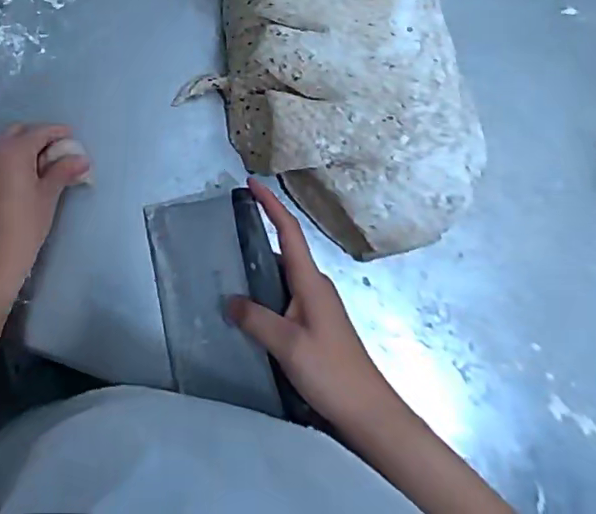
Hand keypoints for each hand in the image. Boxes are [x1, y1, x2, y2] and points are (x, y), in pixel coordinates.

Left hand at [0, 123, 92, 306]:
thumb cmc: (25, 224)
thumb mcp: (48, 194)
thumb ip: (64, 170)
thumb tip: (82, 159)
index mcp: (13, 150)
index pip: (40, 131)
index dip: (58, 132)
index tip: (72, 137)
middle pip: (20, 132)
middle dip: (39, 136)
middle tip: (58, 150)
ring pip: (6, 143)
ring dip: (24, 145)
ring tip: (45, 163)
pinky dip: (12, 157)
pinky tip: (26, 174)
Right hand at [227, 177, 404, 431]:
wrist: (369, 412)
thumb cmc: (331, 371)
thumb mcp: (288, 345)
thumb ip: (256, 319)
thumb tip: (231, 300)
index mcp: (310, 280)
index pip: (289, 231)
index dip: (270, 204)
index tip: (251, 183)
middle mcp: (315, 286)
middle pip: (284, 250)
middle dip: (259, 233)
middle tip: (227, 230)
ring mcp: (317, 305)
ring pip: (283, 276)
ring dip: (259, 267)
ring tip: (228, 269)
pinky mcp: (315, 324)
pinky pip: (285, 296)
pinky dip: (266, 292)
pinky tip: (249, 309)